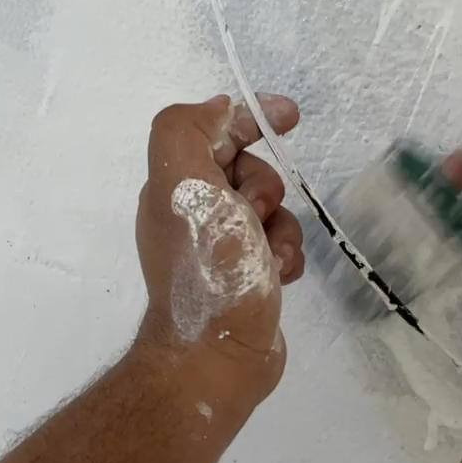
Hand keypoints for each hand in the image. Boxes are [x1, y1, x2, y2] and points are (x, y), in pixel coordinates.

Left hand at [133, 94, 304, 403]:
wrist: (218, 352)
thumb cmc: (206, 264)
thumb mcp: (183, 182)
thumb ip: (187, 130)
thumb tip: (219, 110)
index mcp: (172, 187)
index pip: (212, 131)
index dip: (249, 116)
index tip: (289, 116)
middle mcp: (191, 213)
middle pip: (249, 170)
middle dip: (264, 187)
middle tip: (253, 214)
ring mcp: (220, 247)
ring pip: (272, 210)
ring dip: (281, 227)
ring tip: (268, 256)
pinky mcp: (246, 276)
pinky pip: (281, 245)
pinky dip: (286, 255)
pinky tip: (278, 276)